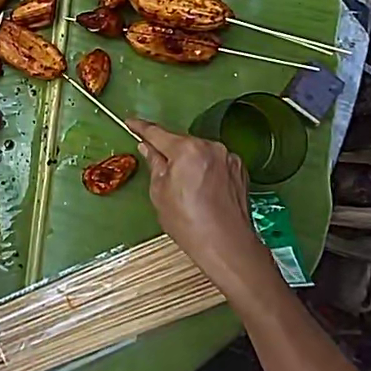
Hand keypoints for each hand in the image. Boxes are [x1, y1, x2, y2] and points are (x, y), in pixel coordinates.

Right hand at [128, 120, 284, 300]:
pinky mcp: (240, 170)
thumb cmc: (188, 223)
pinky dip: (204, 168)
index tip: (131, 122)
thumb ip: (154, 164)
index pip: (157, 132)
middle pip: (181, 142)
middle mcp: (211, 147)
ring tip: (182, 185)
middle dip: (168, 150)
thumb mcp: (159, 193)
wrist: (228, 247)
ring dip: (188, 160)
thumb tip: (148, 148)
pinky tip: (201, 189)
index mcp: (187, 150)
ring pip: (199, 151)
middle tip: (157, 165)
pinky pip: (214, 161)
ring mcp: (228, 158)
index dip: (140, 127)